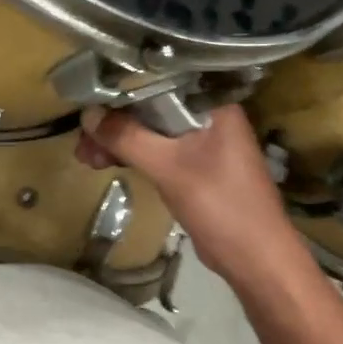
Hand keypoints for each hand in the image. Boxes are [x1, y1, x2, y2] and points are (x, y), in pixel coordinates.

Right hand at [75, 104, 302, 284]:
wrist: (259, 265)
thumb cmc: (222, 206)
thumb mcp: (169, 168)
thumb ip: (127, 137)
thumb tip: (86, 113)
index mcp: (212, 104)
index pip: (159, 78)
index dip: (120, 86)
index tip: (88, 95)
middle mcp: (208, 116)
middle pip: (149, 105)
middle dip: (113, 120)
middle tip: (82, 137)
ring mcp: (202, 142)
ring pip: (149, 129)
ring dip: (118, 139)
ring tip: (86, 155)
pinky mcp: (194, 165)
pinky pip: (156, 149)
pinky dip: (131, 154)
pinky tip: (105, 162)